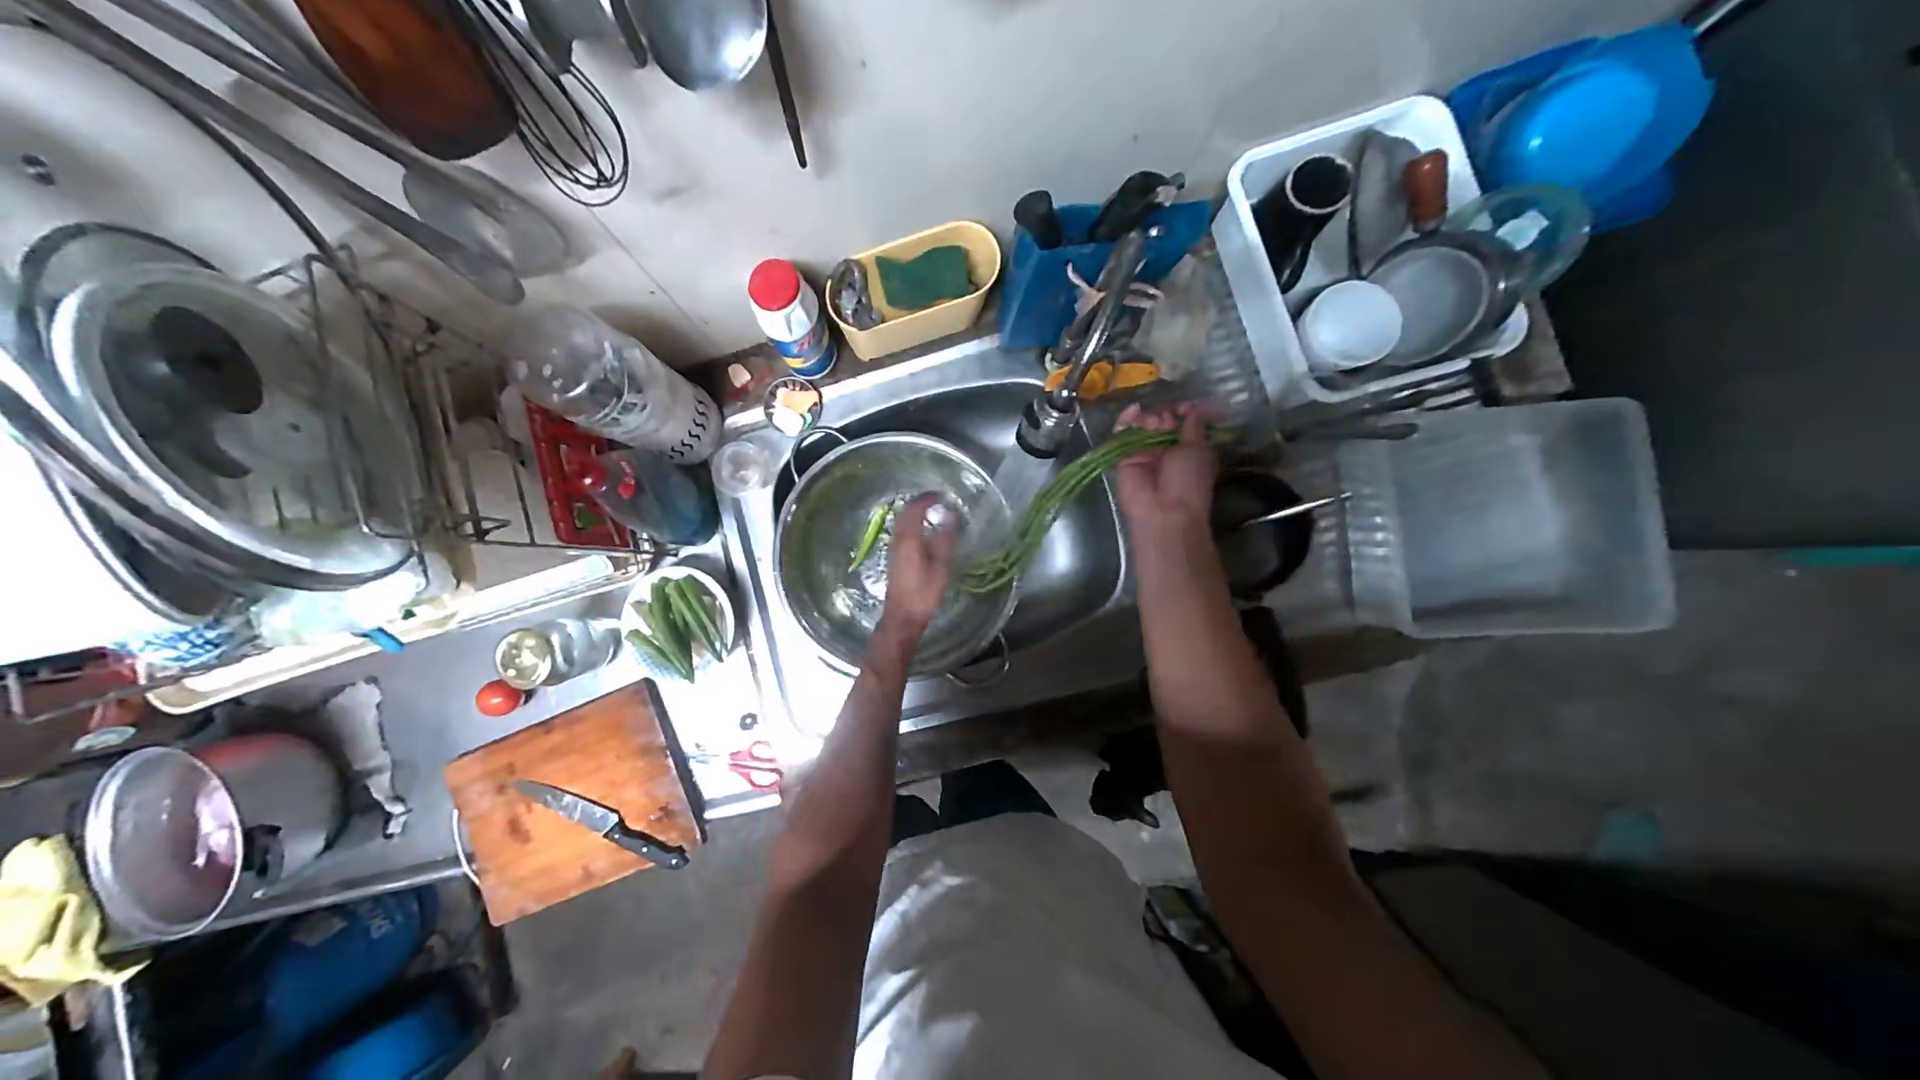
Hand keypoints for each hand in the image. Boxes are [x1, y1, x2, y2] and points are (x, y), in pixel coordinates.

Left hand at [882, 493, 958, 630]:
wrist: (903, 616)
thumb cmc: (924, 592)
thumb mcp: (940, 565)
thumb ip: (945, 538)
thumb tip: (951, 515)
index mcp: (908, 538)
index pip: (914, 509)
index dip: (927, 498)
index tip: (941, 494)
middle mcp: (898, 540)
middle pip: (906, 513)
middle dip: (921, 503)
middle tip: (938, 500)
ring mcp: (894, 548)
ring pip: (903, 522)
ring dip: (916, 513)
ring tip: (934, 512)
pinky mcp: (896, 557)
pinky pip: (903, 532)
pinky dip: (914, 525)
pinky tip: (926, 532)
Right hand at [1113, 405, 1216, 535]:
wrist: (1165, 512)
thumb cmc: (1190, 482)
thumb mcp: (1200, 449)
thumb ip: (1194, 426)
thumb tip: (1194, 409)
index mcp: (1189, 448)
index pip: (1183, 422)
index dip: (1183, 411)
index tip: (1185, 406)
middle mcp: (1166, 449)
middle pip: (1161, 420)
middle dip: (1165, 414)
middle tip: (1167, 420)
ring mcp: (1144, 453)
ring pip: (1141, 425)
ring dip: (1147, 417)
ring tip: (1152, 422)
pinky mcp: (1124, 457)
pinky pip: (1122, 434)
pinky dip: (1126, 420)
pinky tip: (1133, 412)